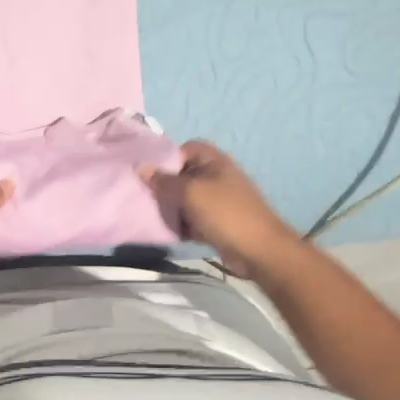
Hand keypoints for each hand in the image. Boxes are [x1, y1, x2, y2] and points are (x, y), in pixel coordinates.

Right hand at [143, 141, 303, 278]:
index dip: (168, 158)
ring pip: (186, 200)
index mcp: (214, 162)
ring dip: (171, 208)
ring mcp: (218, 202)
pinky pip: (192, 219)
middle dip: (165, 187)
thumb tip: (142, 168)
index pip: (186, 149)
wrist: (258, 250)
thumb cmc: (225, 213)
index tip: (150, 174)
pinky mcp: (216, 223)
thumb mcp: (191, 193)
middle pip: (183, 176)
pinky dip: (182, 225)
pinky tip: (169, 233)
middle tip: (147, 198)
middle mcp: (216, 177)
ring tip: (154, 217)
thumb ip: (164, 181)